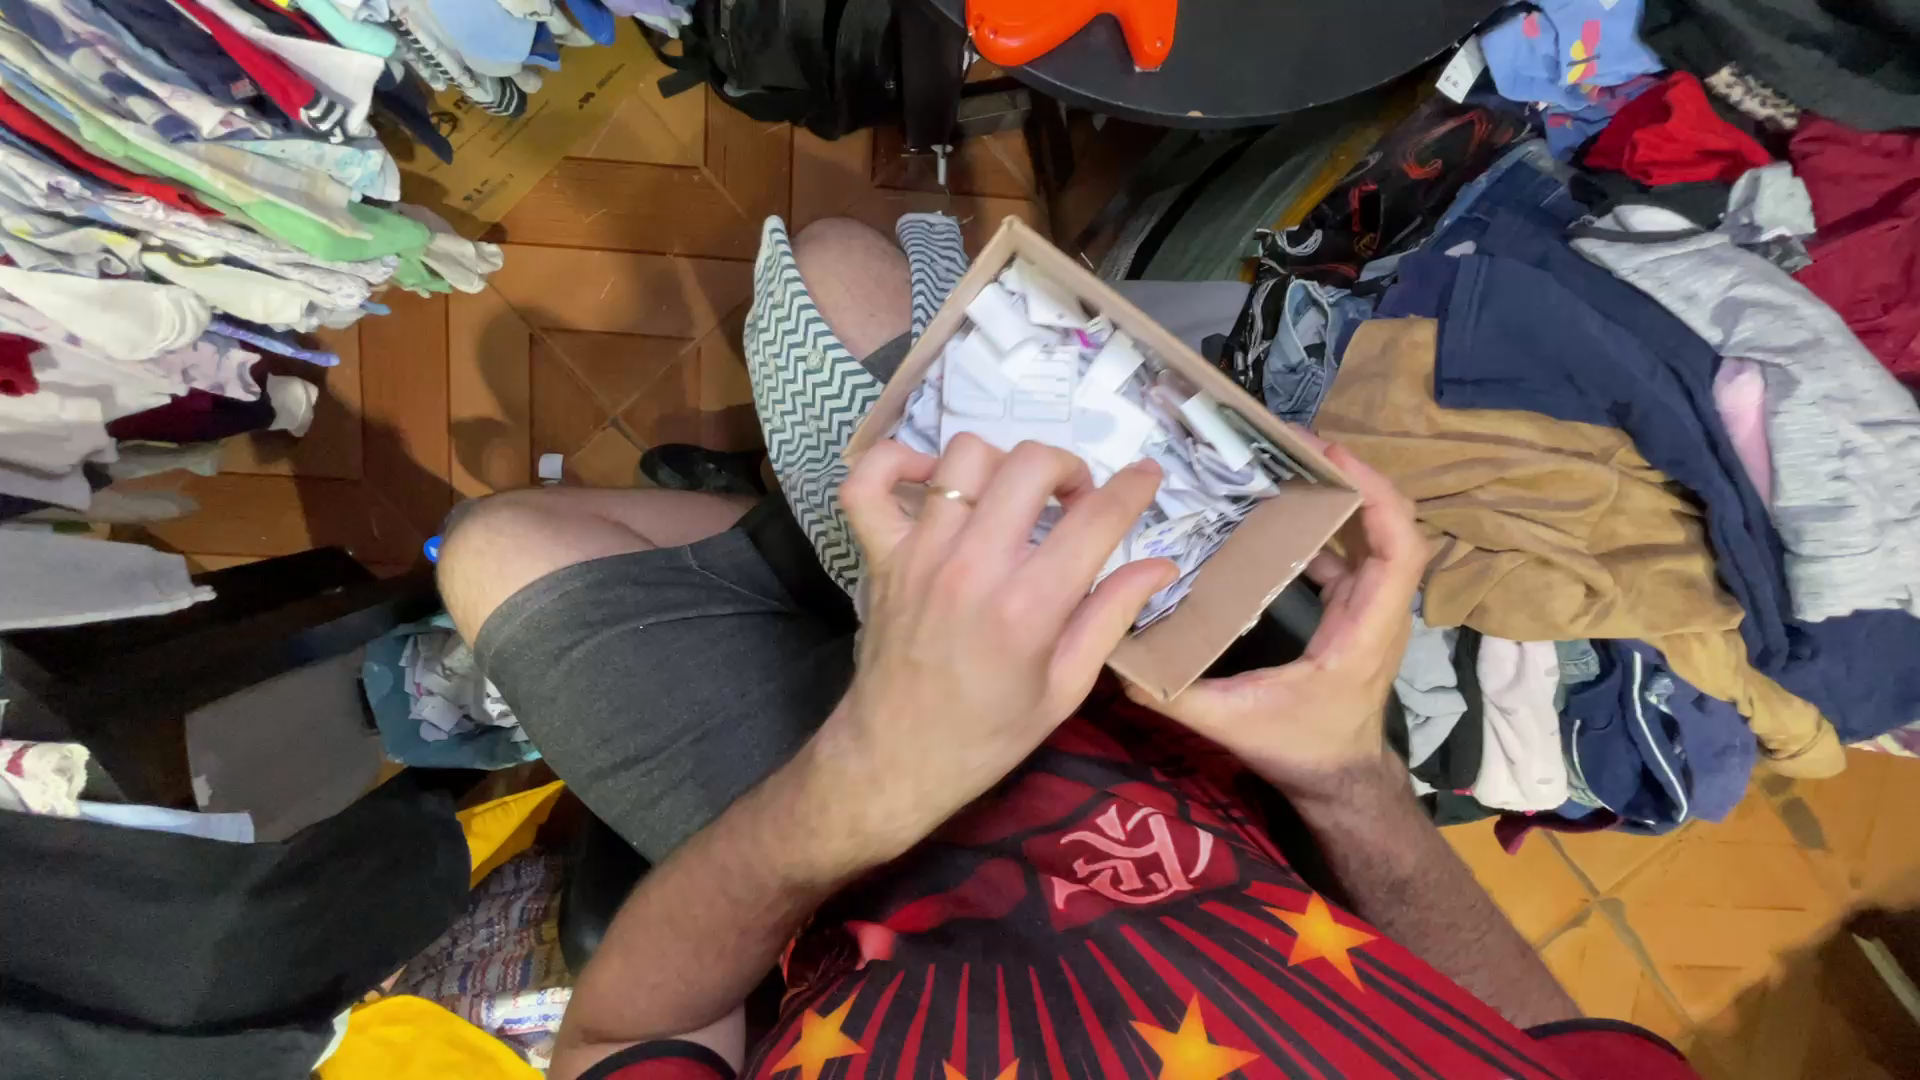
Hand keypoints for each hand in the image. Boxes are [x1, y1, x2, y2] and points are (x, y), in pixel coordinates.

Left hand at [811, 434, 1175, 864]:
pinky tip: (933, 481)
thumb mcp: (1065, 690)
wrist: (895, 758)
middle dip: (1068, 468)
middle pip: (1029, 465)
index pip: (1095, 519)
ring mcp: (919, 554)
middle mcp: (973, 566)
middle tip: (1073, 502)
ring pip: (962, 457)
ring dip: (1001, 465)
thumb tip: (1159, 565)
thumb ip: (1111, 617)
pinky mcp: (879, 555)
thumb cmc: (987, 735)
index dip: (1134, 488)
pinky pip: (869, 482)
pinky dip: (898, 462)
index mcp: (1028, 607)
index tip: (1147, 477)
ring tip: (1012, 498)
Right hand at [1126, 442, 1426, 804]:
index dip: (1376, 497)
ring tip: (1286, 467)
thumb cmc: (1298, 750)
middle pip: (1389, 528)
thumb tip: (1117, 661)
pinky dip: (1322, 527)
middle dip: (1353, 478)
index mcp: (1362, 631)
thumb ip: (1175, 695)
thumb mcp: (1231, 723)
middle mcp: (1375, 611)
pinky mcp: (1350, 612)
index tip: (1334, 459)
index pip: (1397, 551)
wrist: (1337, 780)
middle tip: (1296, 446)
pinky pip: (1347, 556)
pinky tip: (1278, 515)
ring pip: (1370, 538)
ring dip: (1339, 497)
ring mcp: (1366, 609)